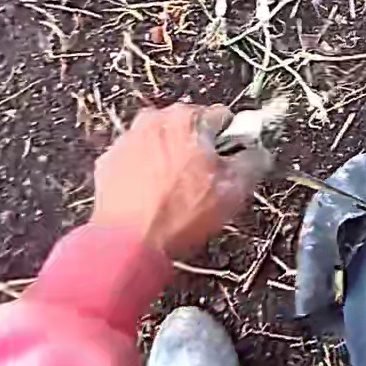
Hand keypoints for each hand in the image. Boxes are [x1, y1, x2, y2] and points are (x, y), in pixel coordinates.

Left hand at [90, 104, 267, 258]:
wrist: (126, 247)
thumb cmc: (181, 214)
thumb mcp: (237, 187)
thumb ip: (255, 158)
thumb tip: (257, 151)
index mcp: (188, 118)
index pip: (224, 119)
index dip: (232, 143)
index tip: (229, 164)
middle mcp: (155, 120)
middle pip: (191, 128)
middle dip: (199, 148)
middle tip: (204, 181)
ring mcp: (127, 141)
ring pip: (164, 143)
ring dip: (173, 159)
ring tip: (177, 193)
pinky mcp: (108, 163)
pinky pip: (139, 160)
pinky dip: (147, 173)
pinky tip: (154, 197)